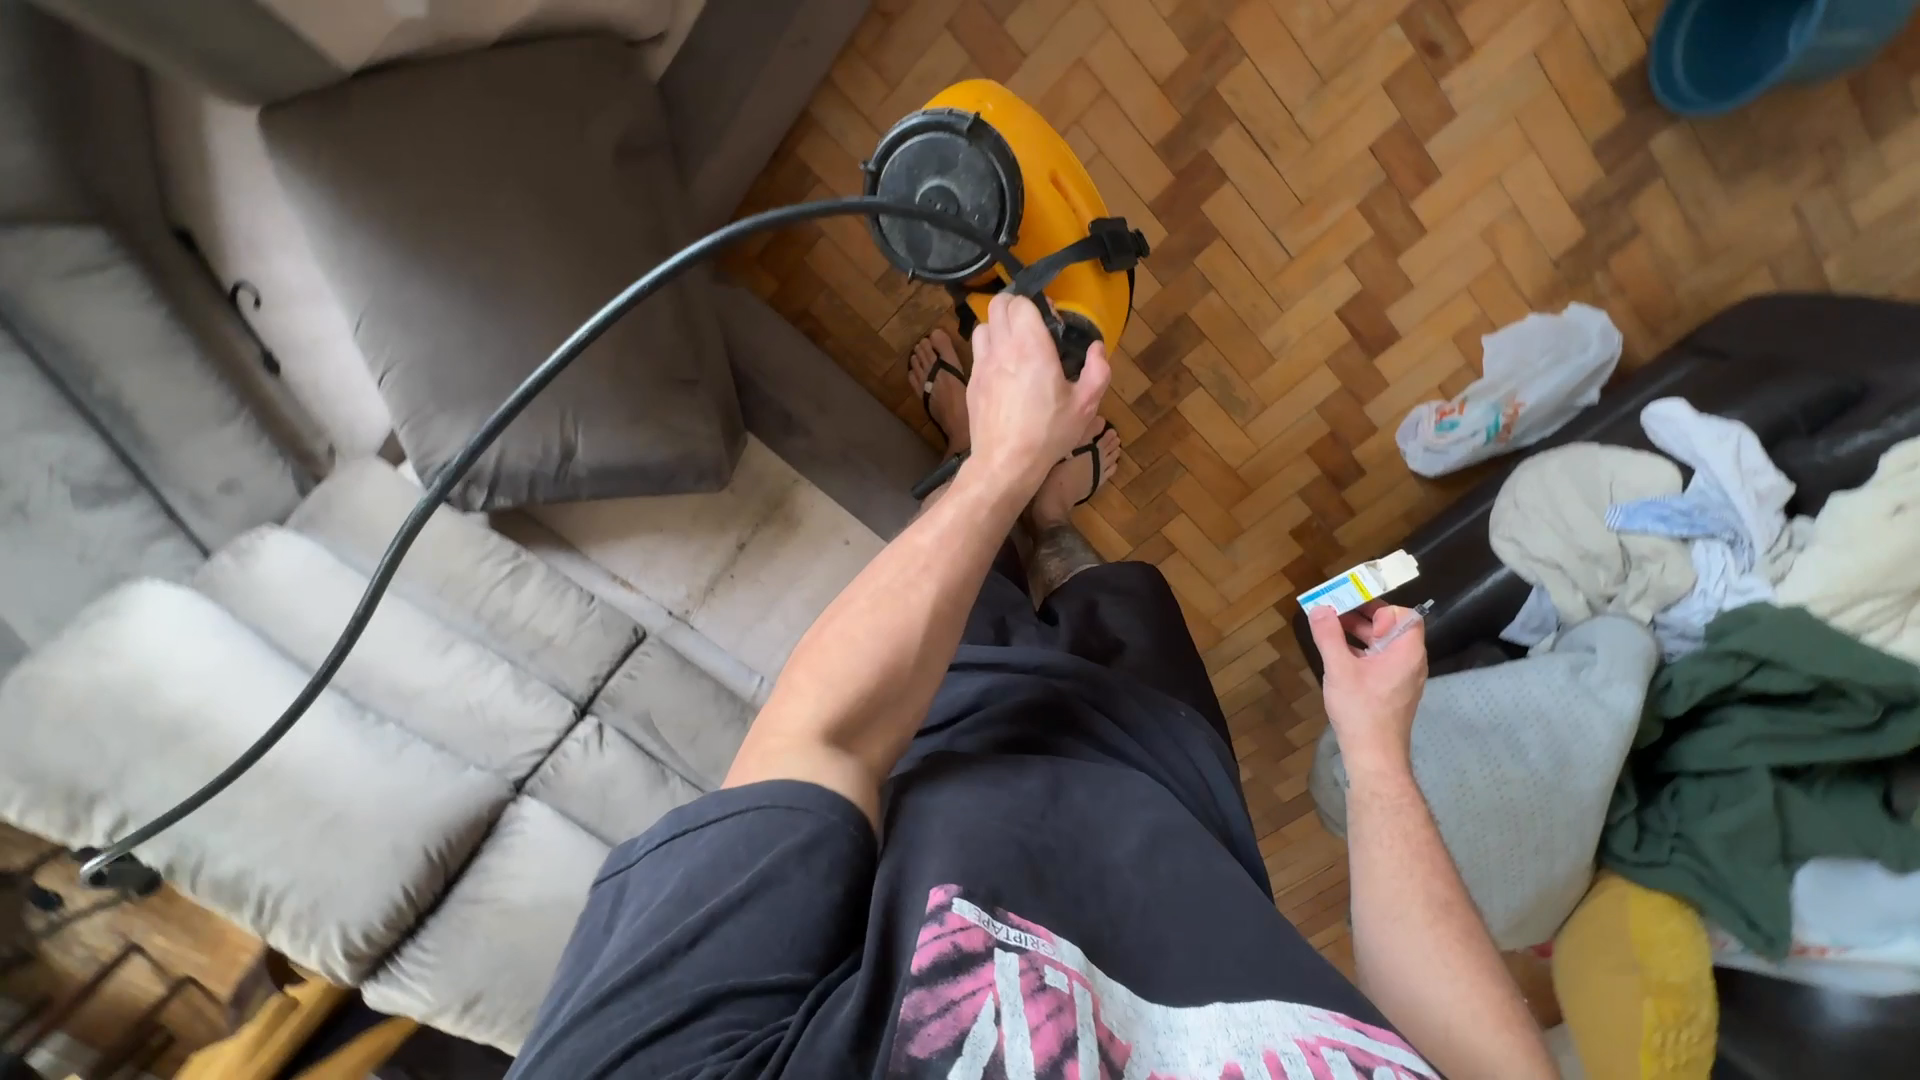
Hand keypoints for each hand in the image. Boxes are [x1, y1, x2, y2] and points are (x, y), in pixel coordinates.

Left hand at [965, 293, 1109, 489]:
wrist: (1006, 462)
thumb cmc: (1048, 433)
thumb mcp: (1086, 405)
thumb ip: (1098, 370)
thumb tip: (1097, 348)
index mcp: (1031, 347)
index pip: (1021, 302)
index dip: (1035, 305)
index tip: (1049, 321)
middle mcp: (1002, 349)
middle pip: (997, 306)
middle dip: (1014, 308)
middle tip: (1031, 326)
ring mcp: (982, 366)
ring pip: (982, 326)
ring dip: (998, 327)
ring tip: (1014, 345)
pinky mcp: (972, 383)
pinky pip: (977, 353)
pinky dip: (988, 351)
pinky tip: (1003, 371)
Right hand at [1308, 603, 1427, 776]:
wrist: (1374, 754)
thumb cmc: (1361, 708)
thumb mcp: (1339, 668)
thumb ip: (1329, 636)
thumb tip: (1320, 608)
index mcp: (1406, 651)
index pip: (1404, 615)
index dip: (1379, 606)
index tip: (1351, 602)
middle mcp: (1410, 661)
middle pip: (1391, 628)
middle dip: (1361, 616)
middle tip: (1333, 610)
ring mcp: (1402, 677)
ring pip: (1382, 645)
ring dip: (1357, 634)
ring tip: (1328, 629)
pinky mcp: (1392, 689)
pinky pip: (1378, 660)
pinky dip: (1360, 652)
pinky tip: (1336, 655)